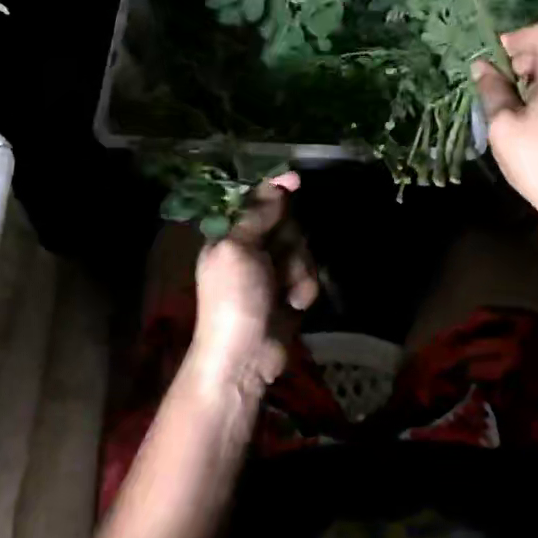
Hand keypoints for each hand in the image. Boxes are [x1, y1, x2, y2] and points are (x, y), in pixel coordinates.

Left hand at [187, 173, 318, 396]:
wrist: (244, 358)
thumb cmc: (232, 300)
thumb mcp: (237, 250)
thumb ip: (256, 217)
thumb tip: (275, 188)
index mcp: (229, 235)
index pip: (254, 201)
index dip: (275, 189)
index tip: (296, 179)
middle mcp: (251, 248)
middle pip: (286, 222)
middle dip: (289, 241)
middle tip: (277, 261)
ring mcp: (271, 270)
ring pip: (301, 248)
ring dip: (298, 269)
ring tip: (285, 291)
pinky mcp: (289, 291)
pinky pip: (308, 274)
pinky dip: (304, 288)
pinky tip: (293, 305)